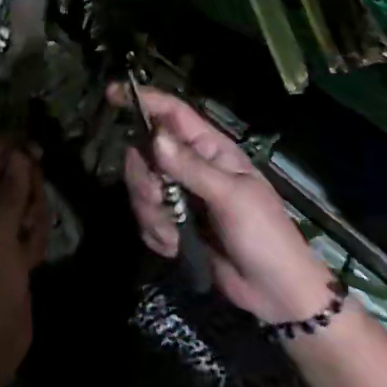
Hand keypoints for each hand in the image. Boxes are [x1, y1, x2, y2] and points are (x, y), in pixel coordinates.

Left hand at [0, 136, 48, 386]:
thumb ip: (10, 194)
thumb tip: (20, 153)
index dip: (4, 146)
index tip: (34, 150)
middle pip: (8, 174)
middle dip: (27, 186)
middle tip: (30, 211)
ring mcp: (0, 233)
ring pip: (26, 199)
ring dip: (36, 214)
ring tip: (30, 241)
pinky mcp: (17, 252)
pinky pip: (34, 227)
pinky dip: (38, 237)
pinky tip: (33, 259)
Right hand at [108, 85, 336, 324]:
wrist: (274, 291)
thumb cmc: (264, 234)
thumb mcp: (231, 197)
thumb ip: (190, 167)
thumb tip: (154, 137)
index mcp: (211, 149)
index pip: (172, 113)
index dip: (144, 100)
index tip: (112, 94)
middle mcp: (191, 167)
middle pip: (145, 154)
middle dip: (145, 180)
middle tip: (162, 199)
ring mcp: (180, 197)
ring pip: (141, 190)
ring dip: (153, 215)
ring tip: (176, 234)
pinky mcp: (173, 225)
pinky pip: (145, 220)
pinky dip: (157, 236)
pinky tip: (176, 248)